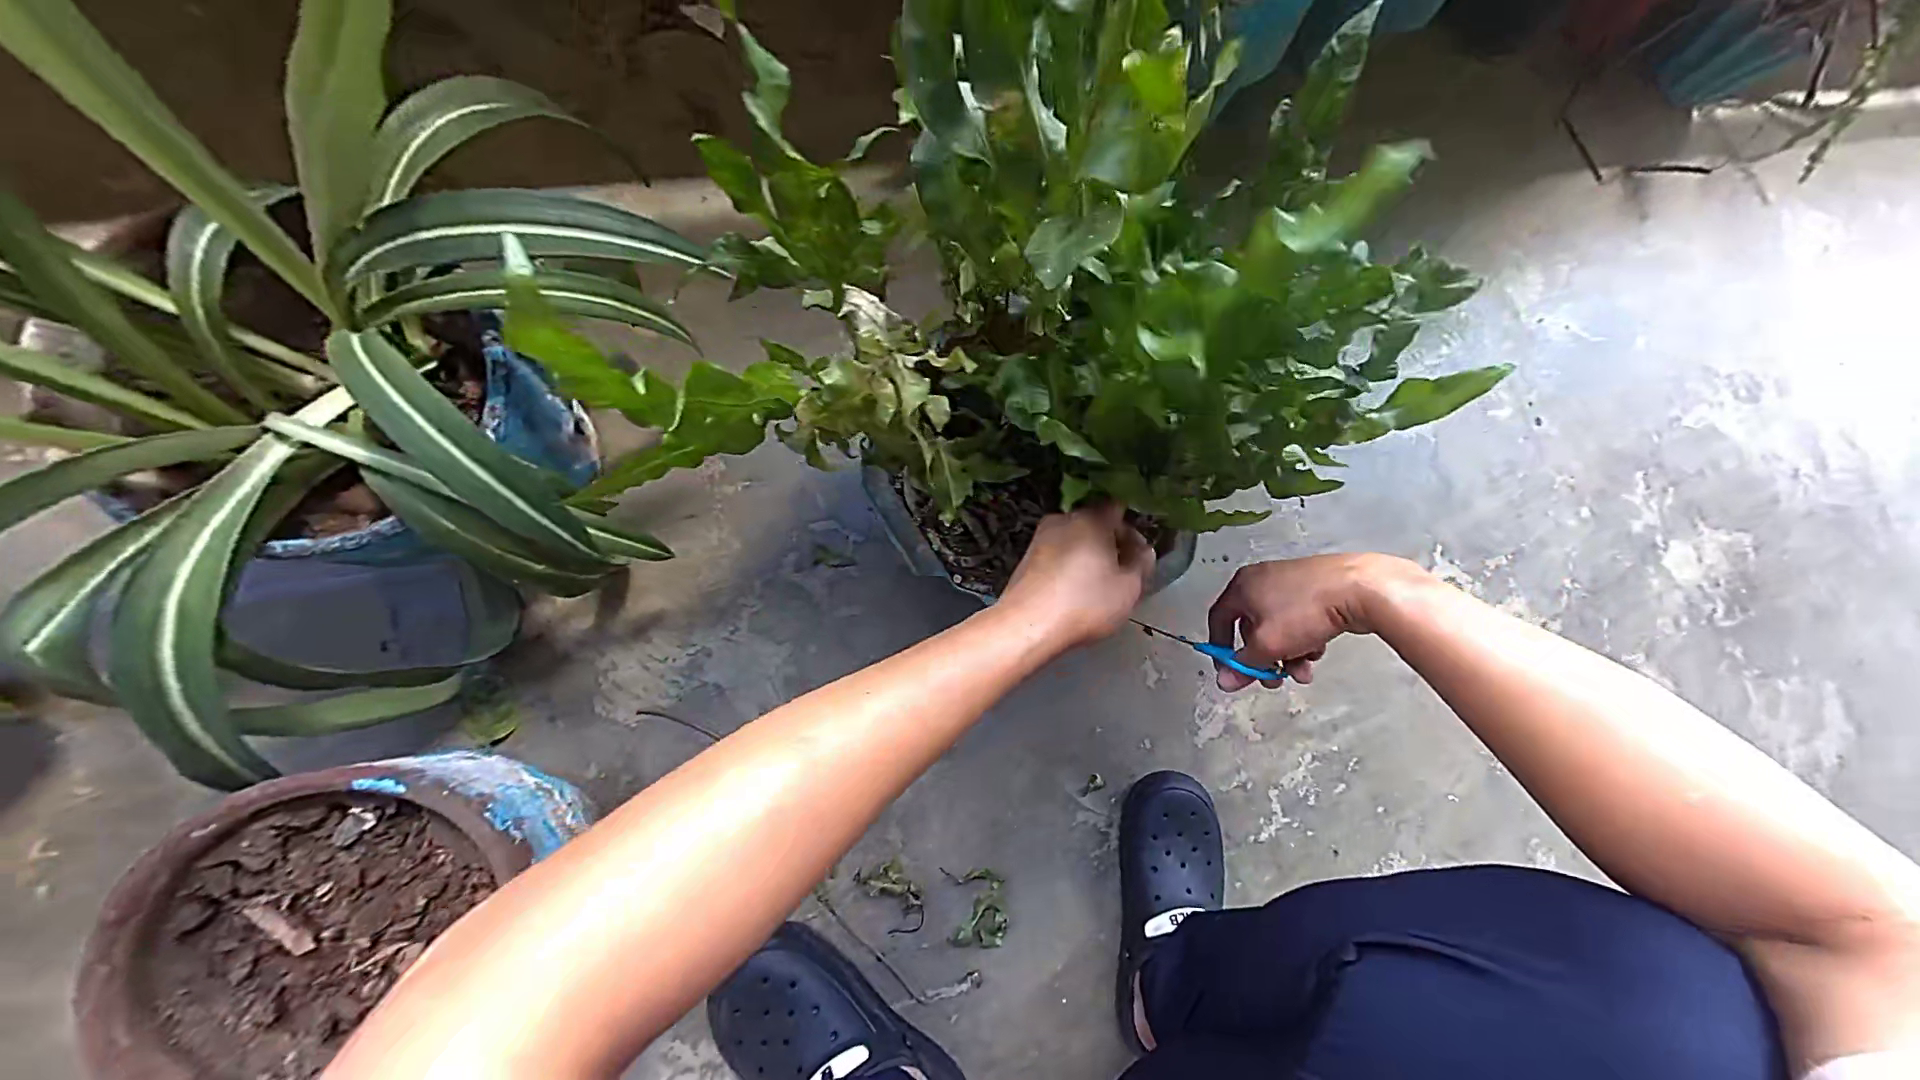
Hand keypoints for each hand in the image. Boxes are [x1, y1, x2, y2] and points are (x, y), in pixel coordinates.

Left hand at [1000, 502, 1155, 647]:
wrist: (1026, 624)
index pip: (1118, 508)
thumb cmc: (1084, 603)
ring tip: (1097, 587)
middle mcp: (1062, 519)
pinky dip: (1068, 567)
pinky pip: (1056, 555)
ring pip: (1074, 540)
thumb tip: (1142, 550)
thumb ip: (1143, 563)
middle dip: (1110, 544)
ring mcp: (1040, 537)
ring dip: (1088, 557)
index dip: (1132, 529)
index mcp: (1091, 518)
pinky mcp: (1026, 558)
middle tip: (1121, 574)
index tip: (1138, 554)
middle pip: (1094, 524)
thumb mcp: (1129, 587)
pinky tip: (1072, 592)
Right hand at [1207, 554, 1417, 690]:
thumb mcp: (1267, 645)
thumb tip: (1227, 679)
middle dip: (1262, 657)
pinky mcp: (1314, 587)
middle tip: (1271, 677)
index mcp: (1242, 586)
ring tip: (1302, 670)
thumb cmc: (1309, 607)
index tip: (1230, 668)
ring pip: (1278, 626)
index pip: (1218, 620)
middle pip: (1251, 626)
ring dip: (1286, 653)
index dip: (1221, 648)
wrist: (1360, 590)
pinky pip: (1299, 619)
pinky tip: (1316, 649)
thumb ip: (1243, 664)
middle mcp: (1262, 580)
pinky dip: (1303, 638)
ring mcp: (1290, 582)